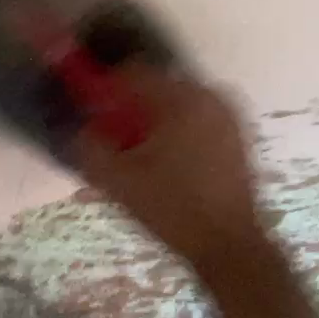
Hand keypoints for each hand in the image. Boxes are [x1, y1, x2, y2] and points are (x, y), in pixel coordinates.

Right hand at [75, 66, 271, 269]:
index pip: (131, 72)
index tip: (92, 113)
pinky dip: (176, 131)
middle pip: (155, 87)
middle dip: (130, 107)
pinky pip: (195, 119)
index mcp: (182, 98)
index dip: (105, 88)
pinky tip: (166, 163)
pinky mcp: (237, 135)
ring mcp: (228, 115)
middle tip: (114, 140)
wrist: (229, 245)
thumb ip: (90, 146)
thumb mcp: (118, 181)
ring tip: (139, 156)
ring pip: (176, 104)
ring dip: (153, 120)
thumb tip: (81, 128)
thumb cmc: (173, 209)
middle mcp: (209, 95)